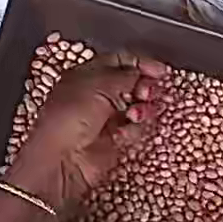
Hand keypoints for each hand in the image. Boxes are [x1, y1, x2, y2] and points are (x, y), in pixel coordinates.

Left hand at [6, 51, 166, 215]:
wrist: (62, 159)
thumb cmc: (72, 117)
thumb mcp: (98, 86)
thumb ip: (125, 76)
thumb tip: (143, 74)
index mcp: (87, 75)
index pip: (119, 62)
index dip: (140, 63)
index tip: (159, 70)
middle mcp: (98, 95)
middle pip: (132, 84)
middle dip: (144, 87)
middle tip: (146, 93)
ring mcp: (107, 118)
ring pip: (137, 106)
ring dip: (142, 108)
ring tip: (135, 115)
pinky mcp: (115, 139)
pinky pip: (135, 128)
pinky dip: (136, 128)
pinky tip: (126, 132)